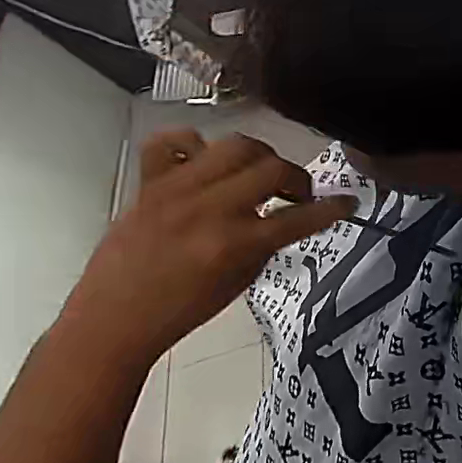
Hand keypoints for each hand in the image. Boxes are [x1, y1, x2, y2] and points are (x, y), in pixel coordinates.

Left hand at [54, 130, 355, 370]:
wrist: (113, 320)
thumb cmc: (184, 309)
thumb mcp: (241, 280)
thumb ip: (266, 242)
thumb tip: (286, 215)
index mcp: (235, 244)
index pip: (300, 218)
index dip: (333, 208)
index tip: (349, 202)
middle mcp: (210, 210)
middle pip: (273, 168)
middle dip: (297, 178)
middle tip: (296, 194)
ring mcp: (176, 191)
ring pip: (235, 146)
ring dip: (259, 157)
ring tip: (258, 174)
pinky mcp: (149, 184)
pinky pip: (170, 142)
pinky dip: (192, 143)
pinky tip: (204, 160)